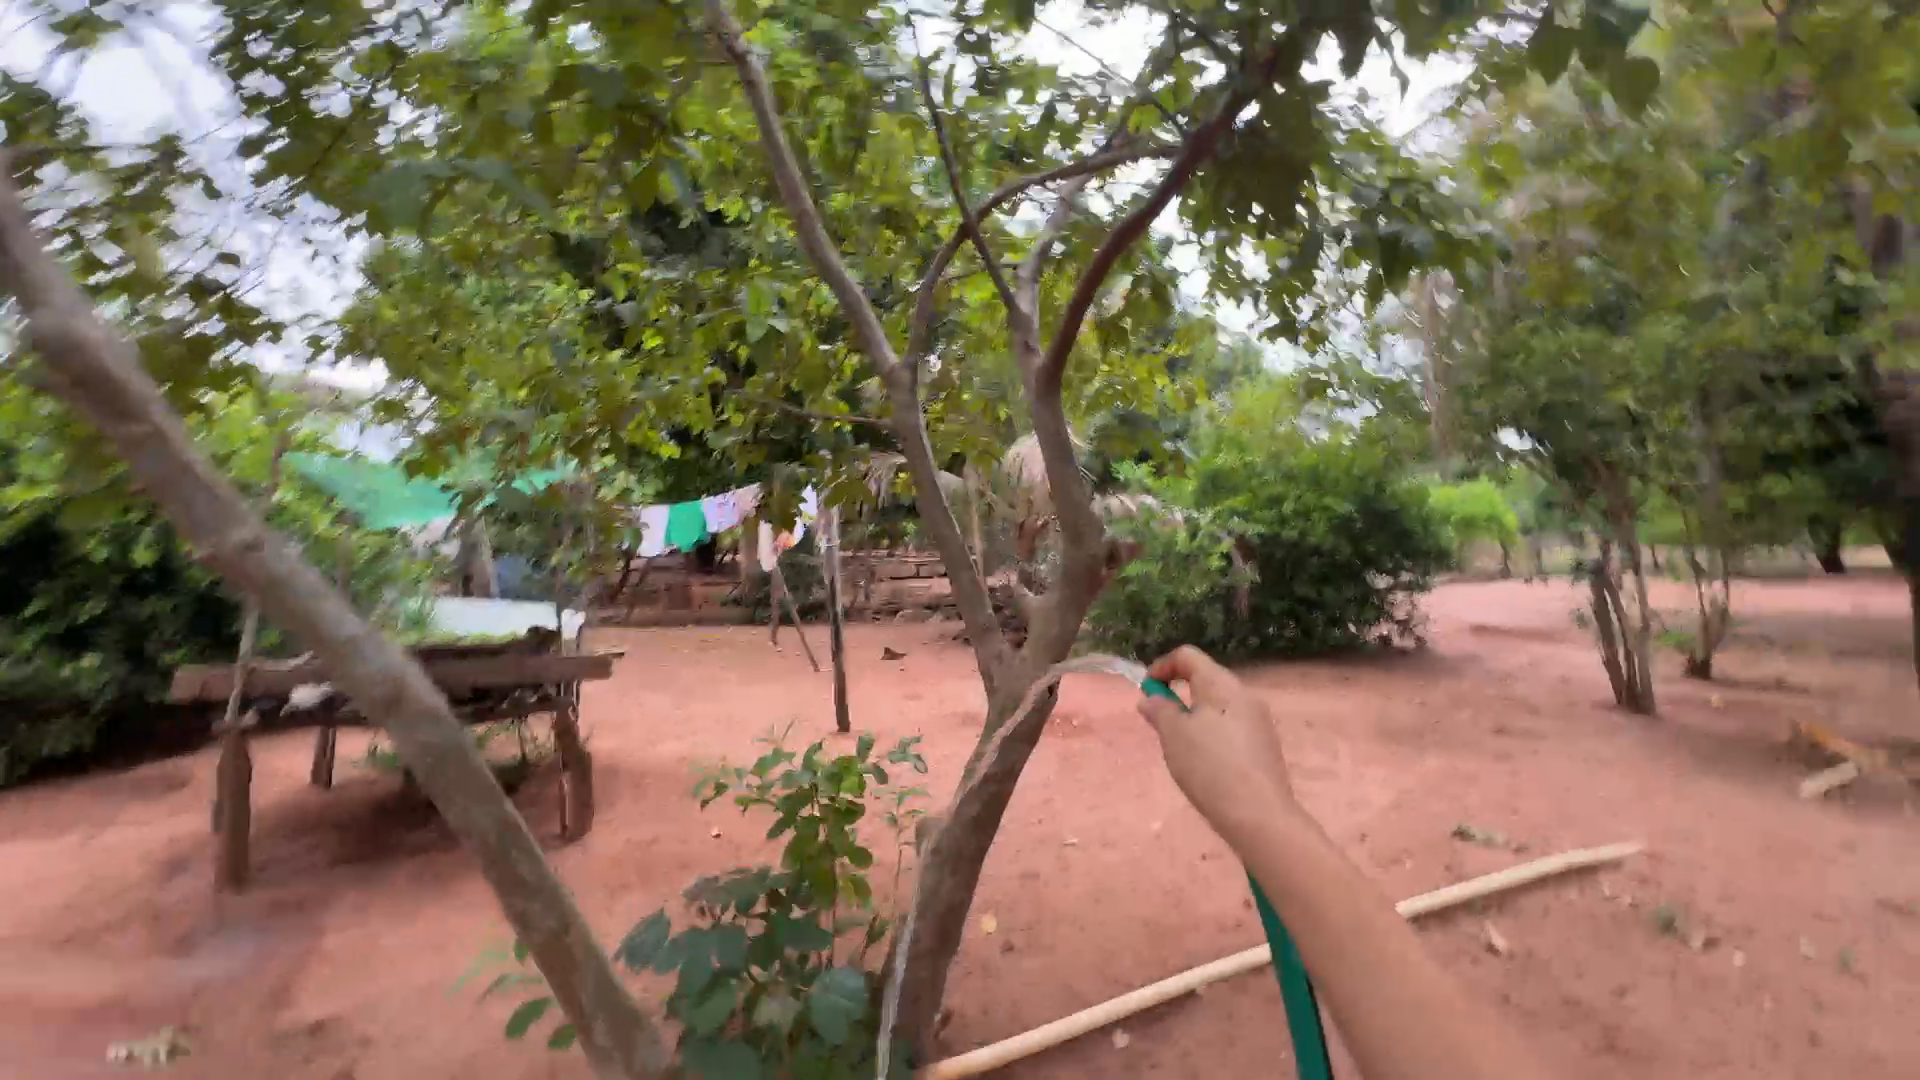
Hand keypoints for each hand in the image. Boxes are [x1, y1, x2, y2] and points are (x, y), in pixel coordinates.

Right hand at [1138, 645, 1300, 839]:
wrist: (1259, 816)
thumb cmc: (1210, 766)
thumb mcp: (1173, 735)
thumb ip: (1159, 710)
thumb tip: (1151, 699)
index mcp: (1221, 684)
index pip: (1187, 656)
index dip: (1161, 666)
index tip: (1146, 690)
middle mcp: (1244, 694)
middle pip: (1204, 679)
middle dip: (1177, 693)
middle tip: (1159, 721)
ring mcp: (1259, 721)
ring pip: (1217, 705)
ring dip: (1193, 715)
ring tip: (1180, 746)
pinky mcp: (1264, 745)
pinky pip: (1230, 726)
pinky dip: (1211, 732)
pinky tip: (1205, 762)